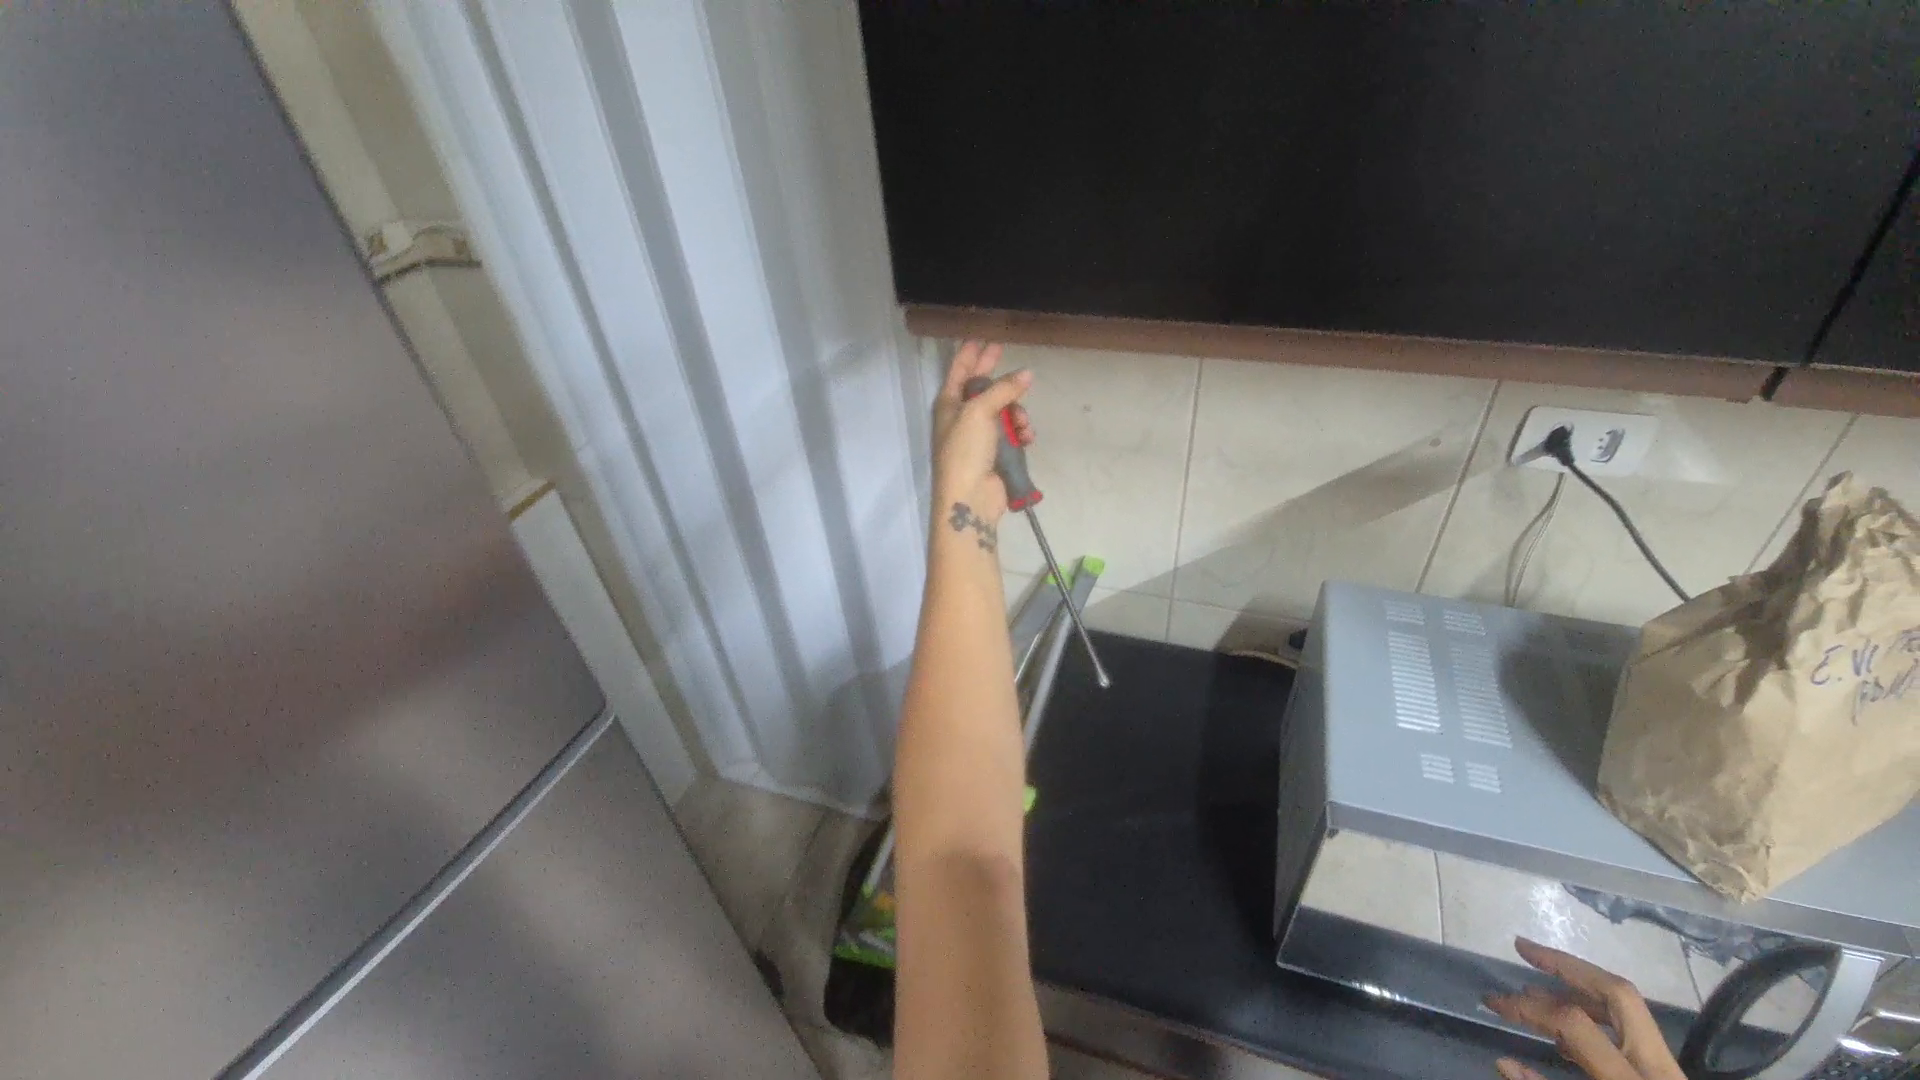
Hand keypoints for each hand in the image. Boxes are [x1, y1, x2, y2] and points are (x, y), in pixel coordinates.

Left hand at [930, 341, 1032, 529]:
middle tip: (1009, 355)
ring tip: (1022, 424)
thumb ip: (1002, 389)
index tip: (982, 336)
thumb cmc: (965, 450)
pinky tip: (1026, 438)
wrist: (970, 497)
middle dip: (998, 376)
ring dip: (1017, 413)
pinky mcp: (996, 453)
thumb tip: (1026, 374)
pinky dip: (1021, 433)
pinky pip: (1013, 433)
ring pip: (1004, 411)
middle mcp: (962, 417)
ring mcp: (979, 436)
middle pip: (983, 388)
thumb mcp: (979, 412)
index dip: (970, 352)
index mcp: (949, 403)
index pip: (959, 370)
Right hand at [1486, 938, 1686, 1079]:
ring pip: (1629, 1011)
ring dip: (1579, 990)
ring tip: (1536, 988)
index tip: (1494, 1005)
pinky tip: (1568, 1034)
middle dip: (1567, 965)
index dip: (1529, 1008)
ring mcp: (1673, 1074)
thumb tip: (1504, 1062)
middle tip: (1523, 949)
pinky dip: (1597, 1021)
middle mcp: (1661, 1071)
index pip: (1576, 1023)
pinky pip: (1634, 1036)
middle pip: (1619, 995)